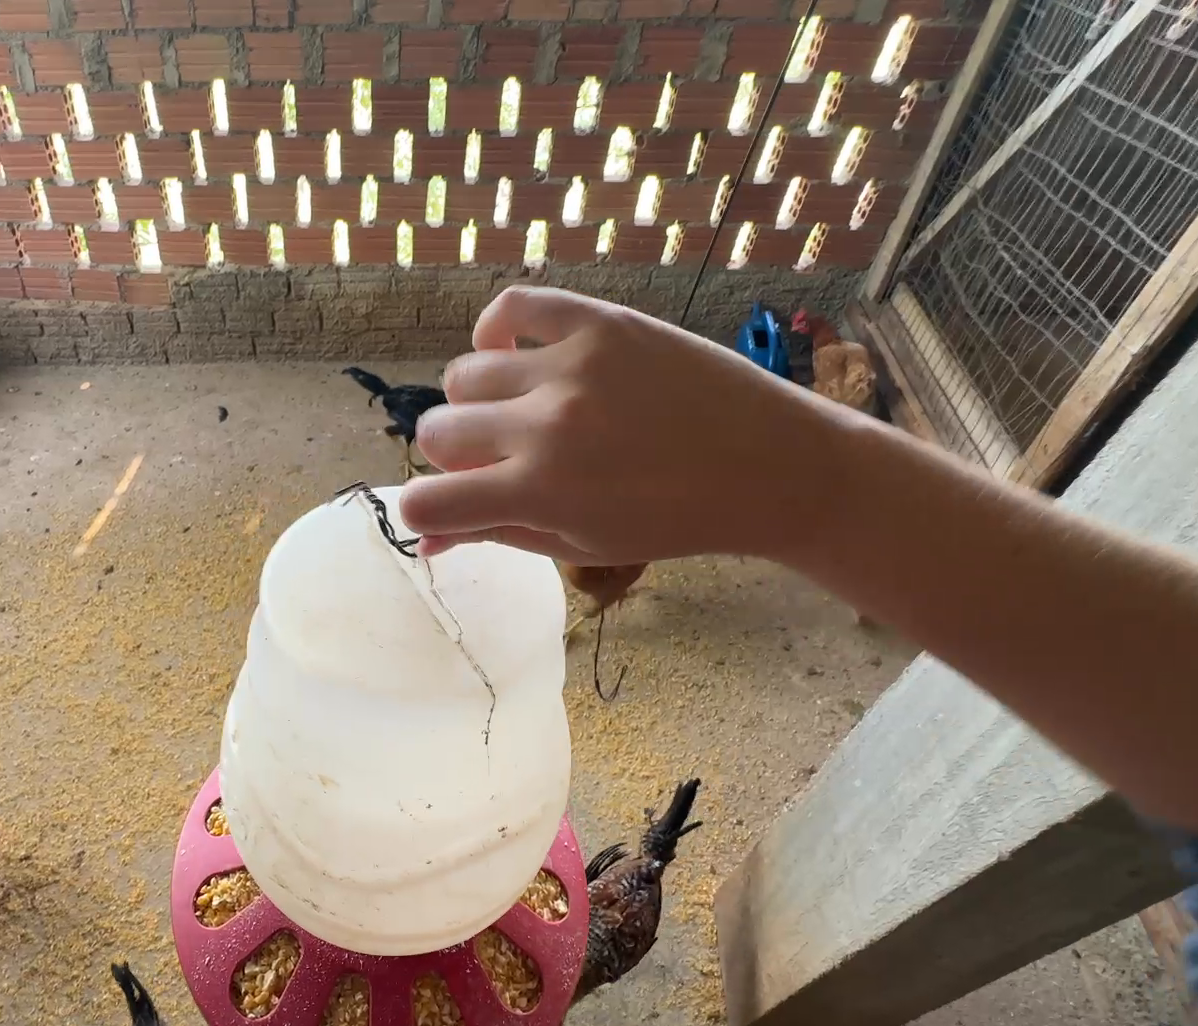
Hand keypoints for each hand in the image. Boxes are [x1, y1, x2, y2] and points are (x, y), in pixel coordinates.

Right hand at [399, 286, 849, 563]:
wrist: (773, 466)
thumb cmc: (672, 522)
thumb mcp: (580, 545)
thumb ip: (496, 535)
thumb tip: (427, 542)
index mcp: (539, 495)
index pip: (426, 501)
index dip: (424, 510)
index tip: (448, 506)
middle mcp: (543, 425)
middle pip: (436, 432)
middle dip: (453, 455)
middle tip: (497, 460)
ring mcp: (571, 366)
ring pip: (464, 373)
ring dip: (477, 401)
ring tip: (519, 409)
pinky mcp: (601, 321)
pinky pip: (511, 307)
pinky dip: (496, 331)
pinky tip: (515, 354)